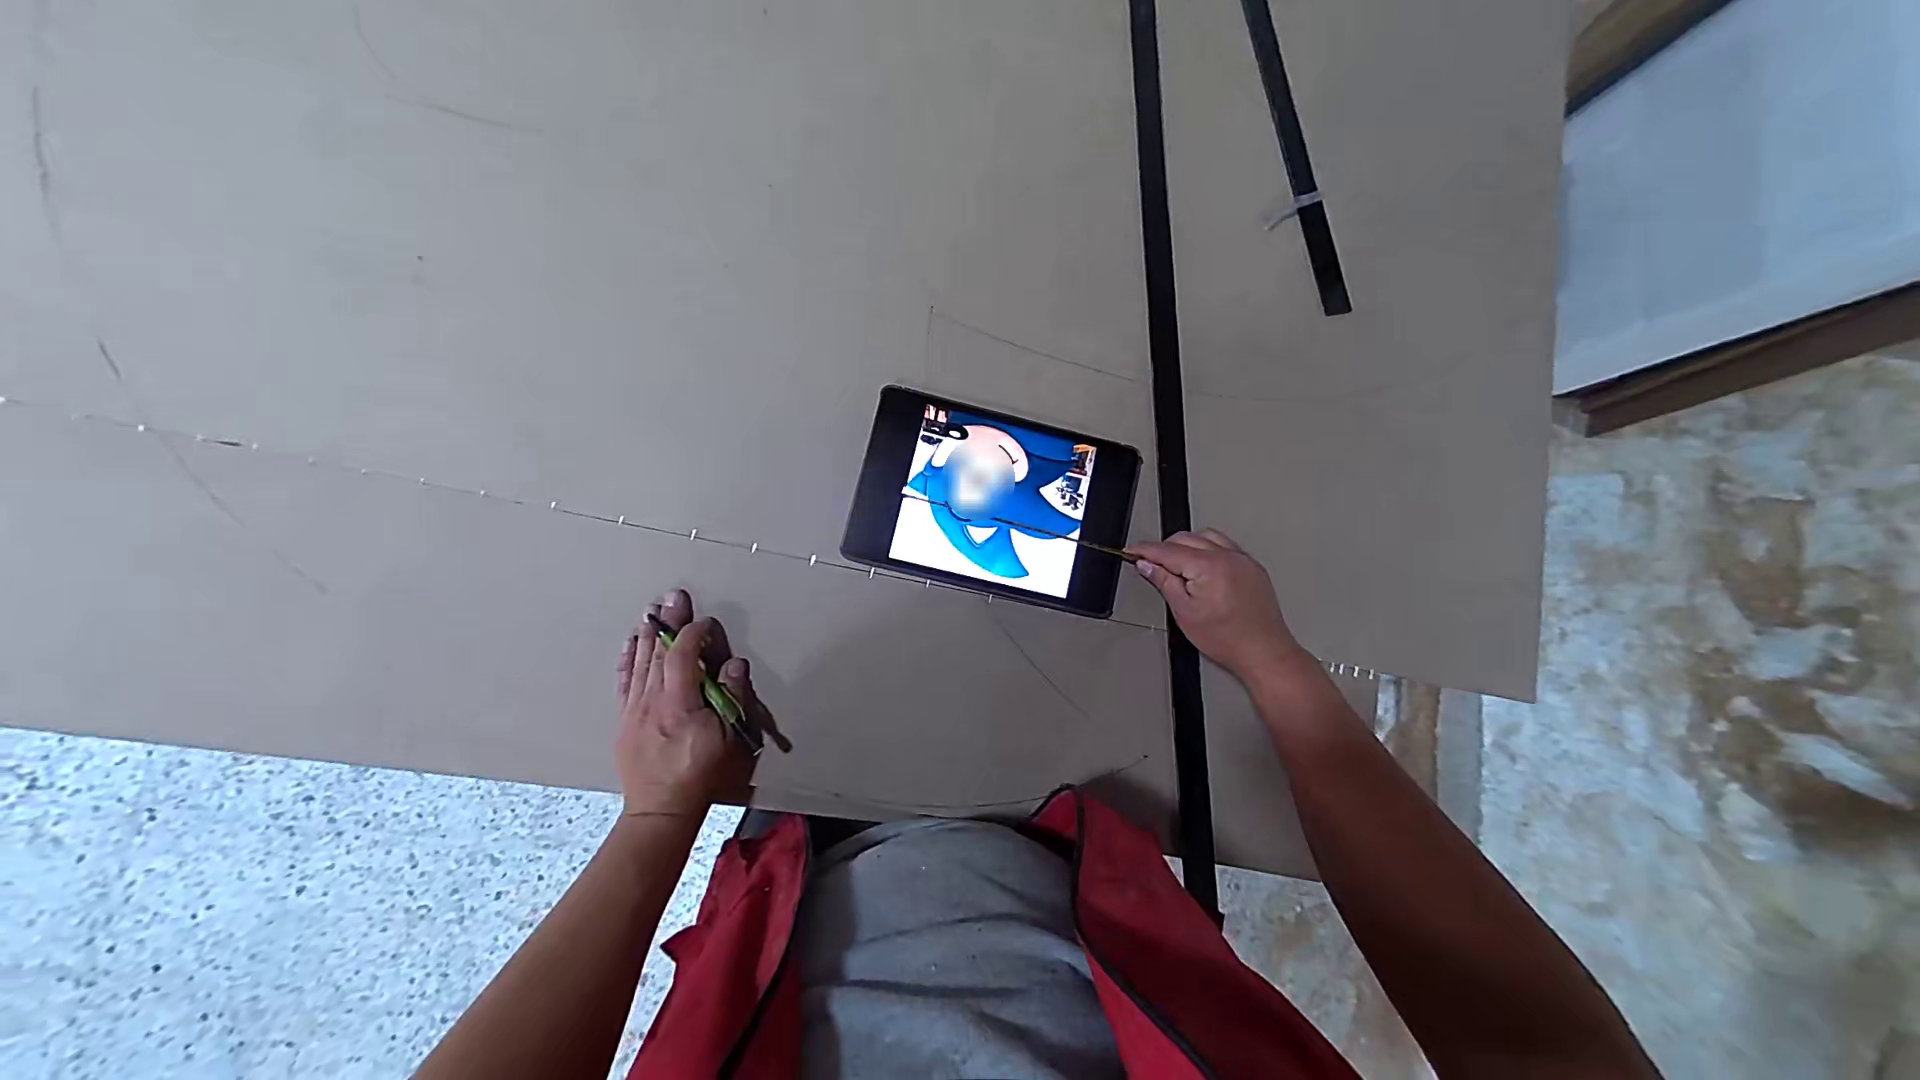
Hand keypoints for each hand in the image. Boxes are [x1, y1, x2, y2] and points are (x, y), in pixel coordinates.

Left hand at [613, 589, 756, 816]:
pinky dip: (628, 659)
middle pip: (658, 653)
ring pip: (639, 664)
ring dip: (648, 635)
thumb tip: (732, 664)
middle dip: (667, 623)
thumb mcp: (731, 740)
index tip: (704, 622)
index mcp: (678, 705)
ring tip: (652, 612)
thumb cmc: (702, 775)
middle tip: (673, 597)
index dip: (692, 635)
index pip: (681, 657)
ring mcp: (634, 711)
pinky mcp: (625, 721)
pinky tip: (631, 644)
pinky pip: (624, 682)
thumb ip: (732, 698)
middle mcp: (651, 702)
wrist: (661, 810)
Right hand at [1128, 529, 1309, 679]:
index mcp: (1208, 566)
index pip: (1167, 550)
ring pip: (1205, 537)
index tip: (1132, 551)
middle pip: (1185, 538)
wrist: (1263, 652)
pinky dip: (1207, 549)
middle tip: (1150, 564)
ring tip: (1176, 567)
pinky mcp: (1251, 566)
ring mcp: (1242, 559)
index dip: (1144, 550)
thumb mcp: (1183, 612)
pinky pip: (1224, 545)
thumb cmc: (1229, 639)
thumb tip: (1147, 565)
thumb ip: (1163, 581)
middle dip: (1164, 548)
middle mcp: (1228, 557)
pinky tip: (1201, 565)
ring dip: (1186, 545)